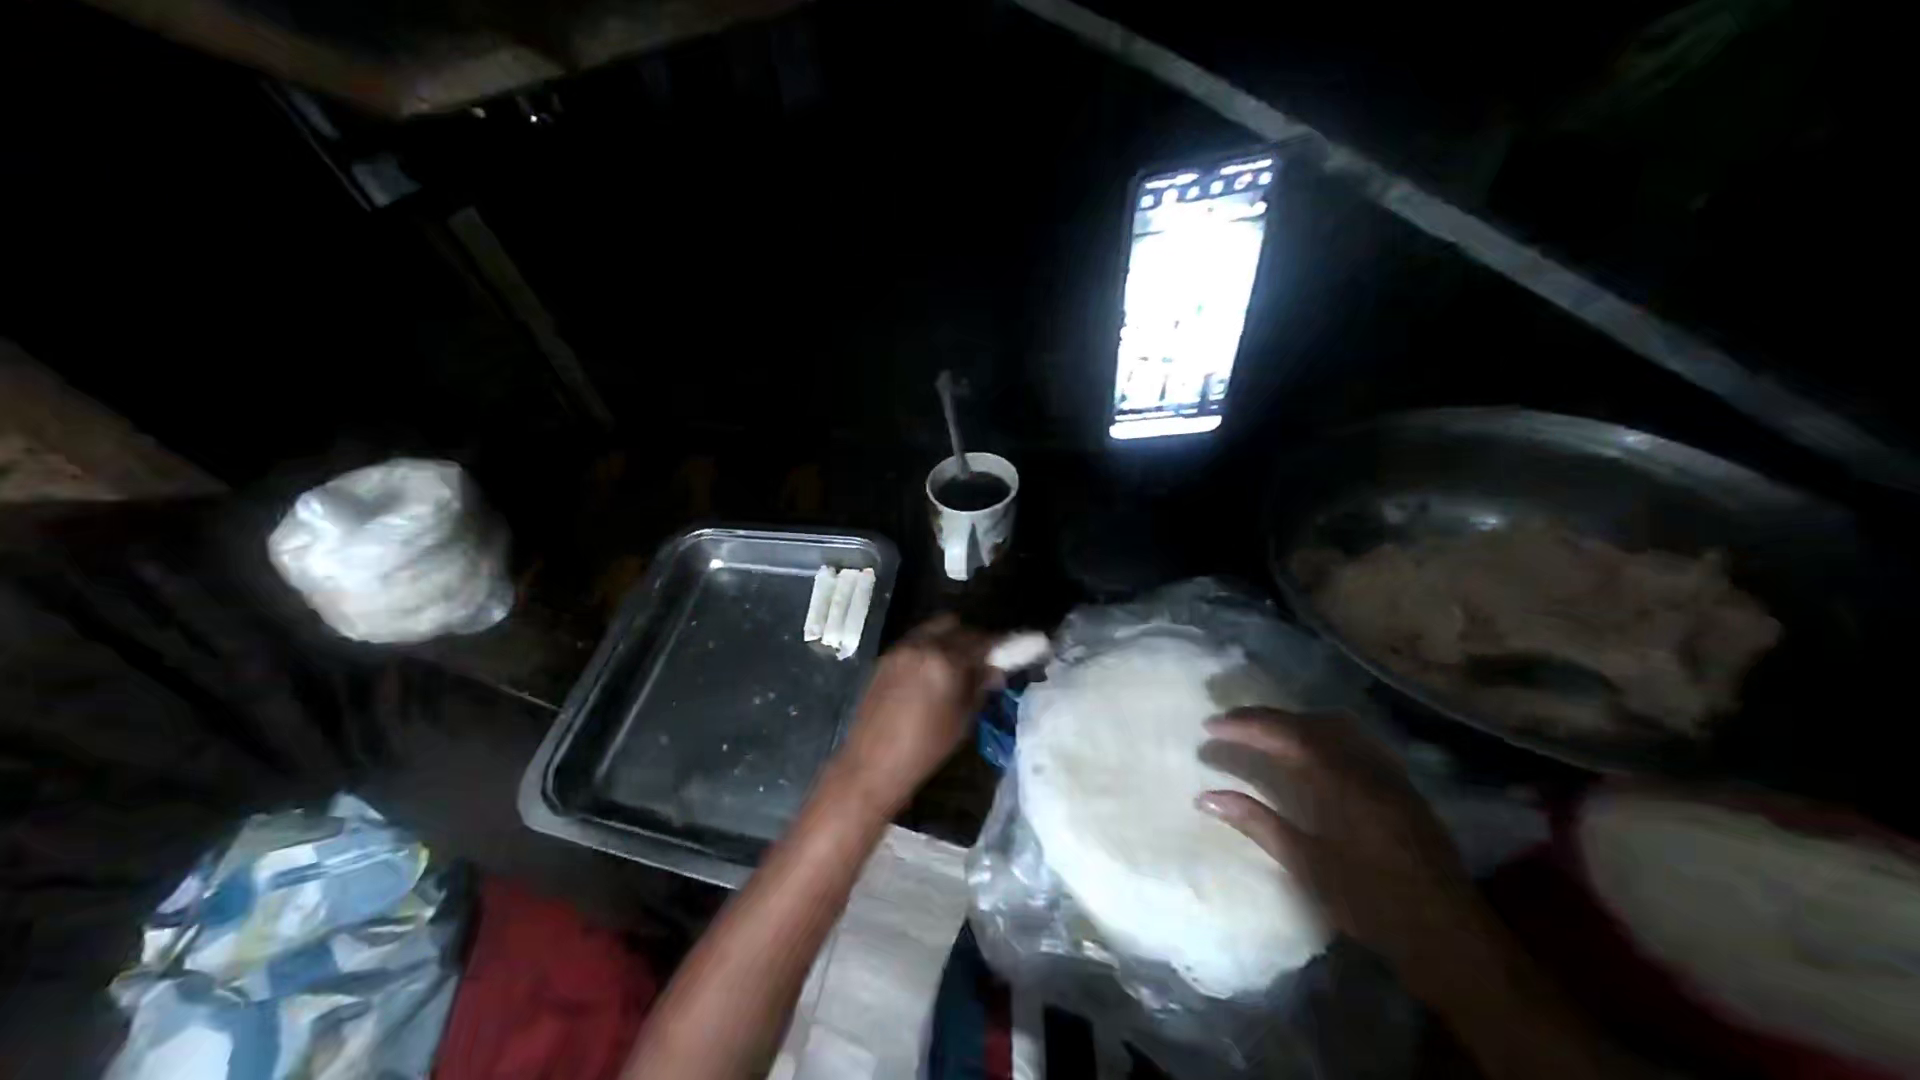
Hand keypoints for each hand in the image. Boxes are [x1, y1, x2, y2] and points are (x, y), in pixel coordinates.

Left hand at [829, 616, 994, 813]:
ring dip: (950, 639)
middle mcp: (921, 646)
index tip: (1013, 649)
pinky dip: (930, 647)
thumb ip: (979, 687)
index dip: (1001, 644)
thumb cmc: (925, 749)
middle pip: (956, 627)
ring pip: (933, 630)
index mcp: (944, 661)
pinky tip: (934, 672)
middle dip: (973, 639)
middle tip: (984, 660)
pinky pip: (915, 642)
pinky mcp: (884, 659)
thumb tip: (994, 670)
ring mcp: (899, 650)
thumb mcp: (962, 720)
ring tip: (959, 665)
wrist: (872, 764)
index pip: (981, 641)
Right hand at [1197, 707, 1487, 982]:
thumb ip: (1257, 823)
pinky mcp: (1399, 783)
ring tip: (1259, 730)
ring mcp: (1386, 771)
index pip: (1285, 735)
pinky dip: (1319, 732)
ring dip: (1292, 720)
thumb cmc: (1370, 904)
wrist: (1449, 936)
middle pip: (1307, 722)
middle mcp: (1365, 765)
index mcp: (1341, 783)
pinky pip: (1353, 739)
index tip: (1210, 727)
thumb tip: (1205, 797)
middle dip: (1262, 718)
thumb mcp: (1306, 865)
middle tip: (1225, 724)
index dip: (1245, 726)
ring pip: (1333, 725)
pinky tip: (1306, 748)